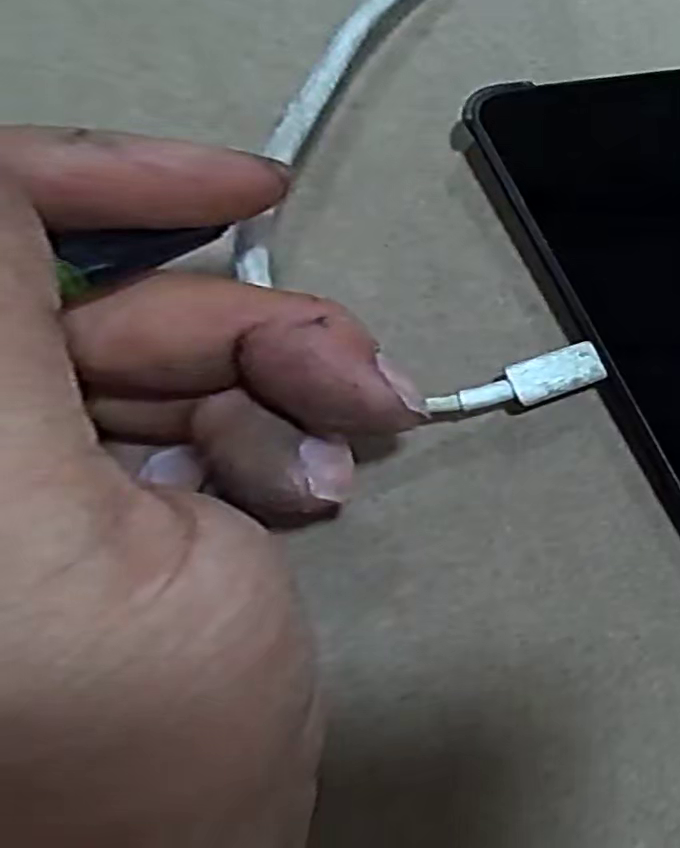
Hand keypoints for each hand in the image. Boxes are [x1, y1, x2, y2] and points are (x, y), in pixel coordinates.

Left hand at [0, 127, 425, 843]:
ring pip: (184, 356)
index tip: (244, 187)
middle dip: (256, 334)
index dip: (79, 183)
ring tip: (344, 453)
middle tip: (357, 383)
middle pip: (99, 307)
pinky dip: (293, 432)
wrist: (181, 829)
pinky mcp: (121, 489)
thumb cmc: (92, 726)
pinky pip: (225, 410)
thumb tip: (1, 188)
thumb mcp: (28, 541)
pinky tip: (312, 483)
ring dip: (299, 388)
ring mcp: (23, 469)